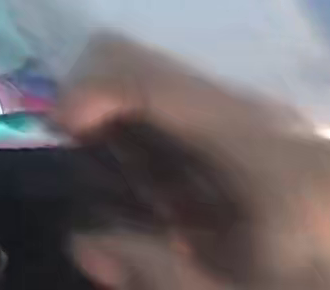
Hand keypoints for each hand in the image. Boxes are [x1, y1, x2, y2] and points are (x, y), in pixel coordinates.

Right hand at [58, 37, 329, 289]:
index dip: (87, 91)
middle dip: (95, 97)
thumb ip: (158, 273)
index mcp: (266, 152)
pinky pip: (183, 110)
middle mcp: (263, 118)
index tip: (57, 132)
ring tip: (136, 193)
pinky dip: (154, 138)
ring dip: (123, 122)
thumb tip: (77, 242)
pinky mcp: (271, 139)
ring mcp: (269, 124)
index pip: (145, 77)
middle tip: (84, 156)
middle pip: (141, 60)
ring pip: (156, 80)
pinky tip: (173, 201)